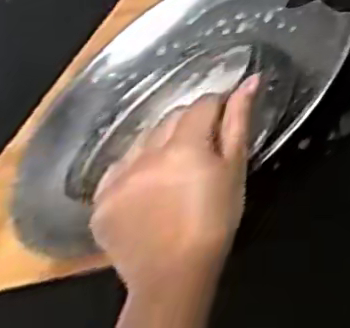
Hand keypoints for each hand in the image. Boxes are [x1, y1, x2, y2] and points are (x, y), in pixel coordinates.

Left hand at [91, 77, 257, 295]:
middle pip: (170, 118)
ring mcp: (116, 181)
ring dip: (162, 141)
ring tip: (179, 164)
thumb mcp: (236, 164)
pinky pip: (118, 168)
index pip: (202, 104)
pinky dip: (137, 165)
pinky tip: (152, 182)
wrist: (175, 270)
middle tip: (209, 142)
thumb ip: (239, 119)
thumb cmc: (218, 214)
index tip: (229, 116)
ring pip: (142, 140)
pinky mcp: (98, 202)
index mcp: (184, 147)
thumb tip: (250, 80)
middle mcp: (145, 158)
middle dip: (191, 121)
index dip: (219, 105)